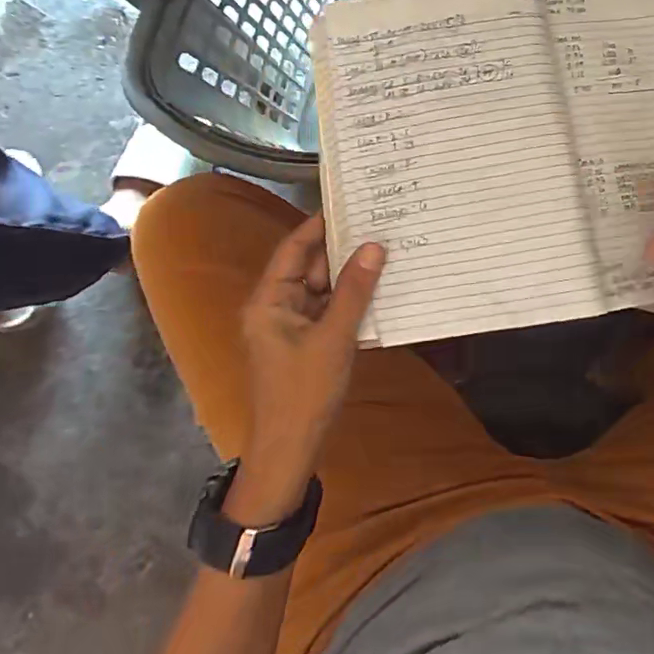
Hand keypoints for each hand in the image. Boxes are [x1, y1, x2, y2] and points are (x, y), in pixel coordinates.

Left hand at [229, 215, 384, 525]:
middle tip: (378, 227)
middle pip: (310, 268)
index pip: (293, 249)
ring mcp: (291, 325)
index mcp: (269, 300)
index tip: (349, 205)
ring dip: (349, 278)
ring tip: (384, 252)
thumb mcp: (334, 338)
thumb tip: (374, 246)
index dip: (319, 226)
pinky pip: (328, 310)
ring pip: (322, 289)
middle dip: (342, 251)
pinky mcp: (306, 342)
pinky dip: (349, 301)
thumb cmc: (304, 391)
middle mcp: (276, 306)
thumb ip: (355, 291)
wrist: (290, 449)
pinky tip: (377, 289)